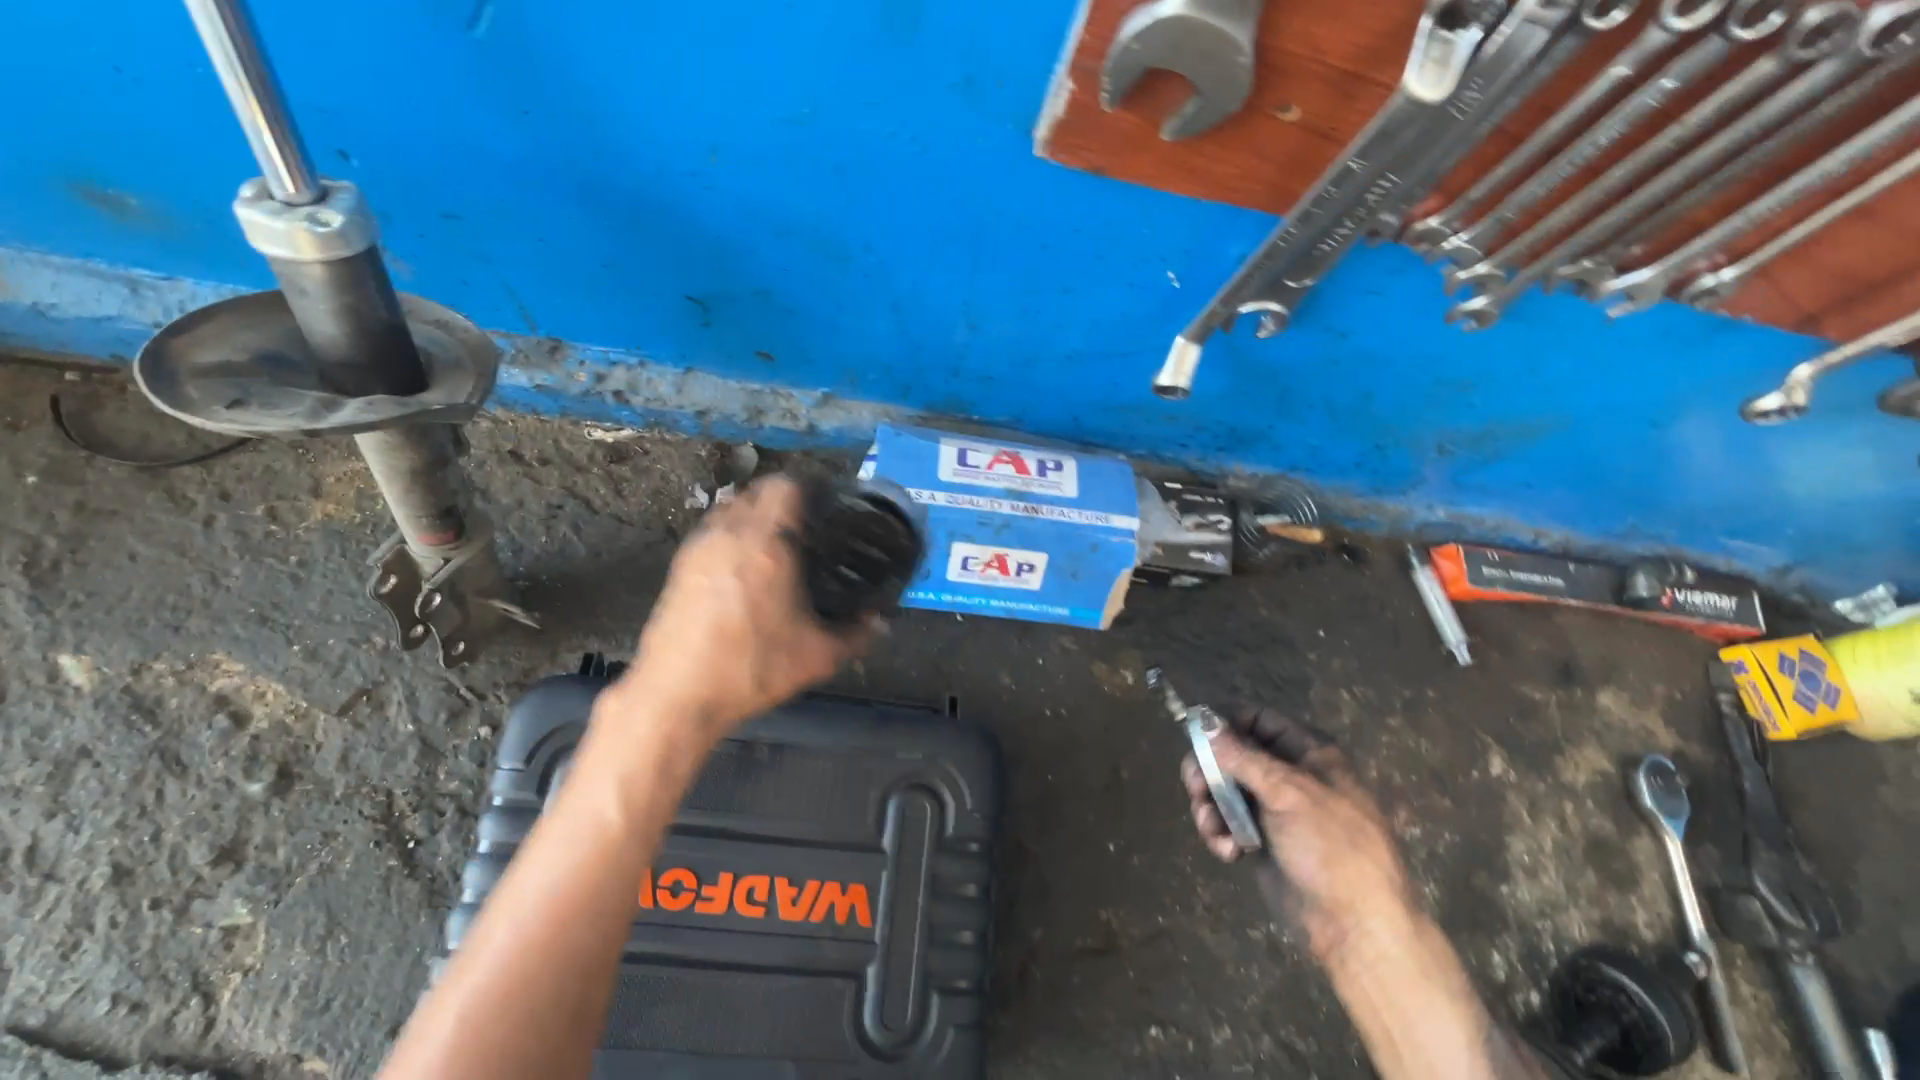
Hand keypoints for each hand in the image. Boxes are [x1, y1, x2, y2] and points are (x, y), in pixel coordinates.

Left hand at [617, 475, 868, 743]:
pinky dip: (731, 537)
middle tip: (807, 525)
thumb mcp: (816, 657)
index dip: (809, 488)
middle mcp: (730, 534)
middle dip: (783, 501)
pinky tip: (746, 570)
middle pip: (756, 491)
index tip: (826, 505)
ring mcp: (699, 548)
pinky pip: (712, 532)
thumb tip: (879, 624)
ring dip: (753, 516)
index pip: (785, 486)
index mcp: (768, 544)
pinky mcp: (679, 567)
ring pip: (730, 509)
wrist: (677, 695)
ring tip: (777, 544)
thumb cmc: (751, 669)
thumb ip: (855, 636)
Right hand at [1183, 708, 1414, 961]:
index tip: (1197, 737)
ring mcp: (1276, 810)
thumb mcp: (1288, 793)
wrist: (1353, 923)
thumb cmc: (1330, 847)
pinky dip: (1221, 832)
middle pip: (1234, 755)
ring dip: (1211, 807)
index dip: (1227, 724)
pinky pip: (1228, 822)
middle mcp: (1291, 775)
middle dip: (1210, 771)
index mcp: (1310, 754)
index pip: (1260, 719)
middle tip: (1196, 788)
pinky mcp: (1262, 840)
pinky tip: (1229, 852)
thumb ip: (1243, 756)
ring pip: (1225, 790)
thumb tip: (1207, 722)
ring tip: (1213, 829)